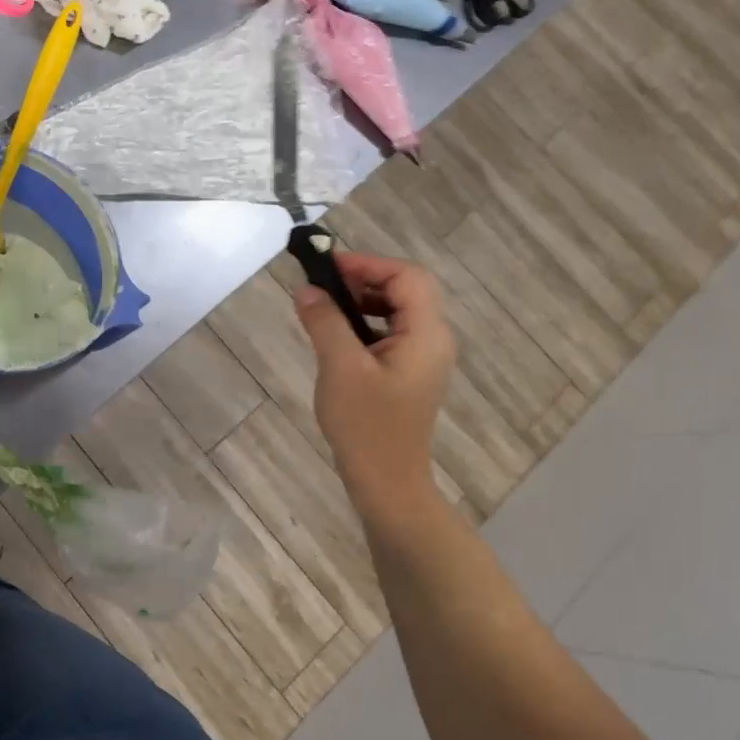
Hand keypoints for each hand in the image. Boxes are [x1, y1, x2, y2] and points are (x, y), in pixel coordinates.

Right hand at [294, 251, 455, 503]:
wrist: (385, 475)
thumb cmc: (365, 422)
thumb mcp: (339, 367)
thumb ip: (325, 323)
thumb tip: (307, 288)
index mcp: (426, 334)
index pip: (407, 277)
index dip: (368, 264)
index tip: (325, 265)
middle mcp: (433, 339)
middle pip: (406, 289)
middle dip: (363, 278)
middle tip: (319, 283)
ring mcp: (422, 357)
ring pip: (397, 309)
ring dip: (361, 299)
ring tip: (322, 307)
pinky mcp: (407, 371)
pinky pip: (389, 331)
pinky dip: (362, 322)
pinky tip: (334, 335)